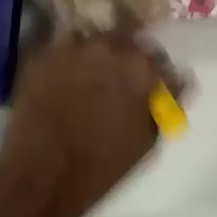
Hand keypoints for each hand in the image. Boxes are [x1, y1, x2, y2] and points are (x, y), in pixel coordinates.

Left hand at [0, 32, 167, 216]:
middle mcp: (111, 46)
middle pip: (125, 38)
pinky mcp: (45, 53)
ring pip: (92, 40)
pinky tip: (60, 84)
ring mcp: (75, 46)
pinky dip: (66, 62)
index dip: (153, 69)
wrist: (40, 178)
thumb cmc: (101, 168)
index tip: (148, 82)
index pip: (157, 54)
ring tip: (85, 81)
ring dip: (94, 55)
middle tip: (115, 80)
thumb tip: (176, 80)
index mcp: (142, 67)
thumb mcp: (147, 140)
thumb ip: (166, 102)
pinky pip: (63, 49)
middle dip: (124, 55)